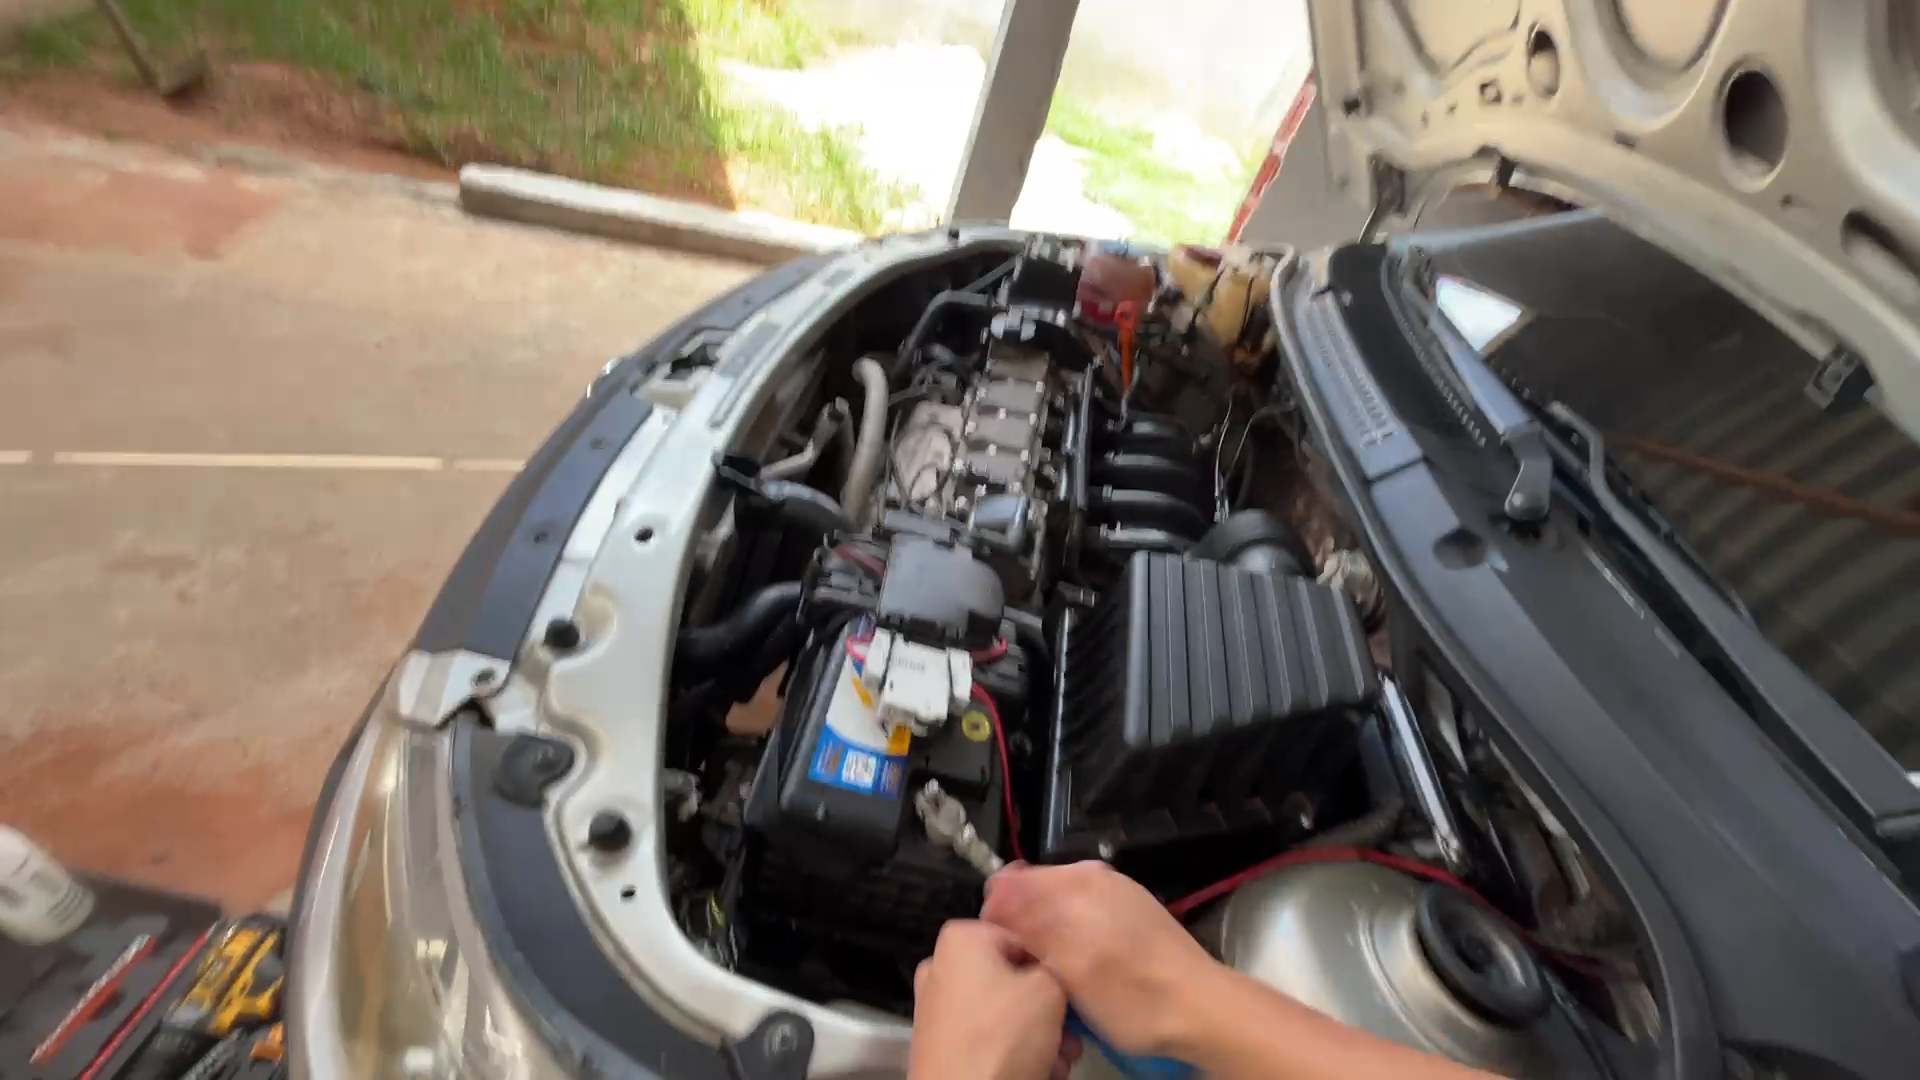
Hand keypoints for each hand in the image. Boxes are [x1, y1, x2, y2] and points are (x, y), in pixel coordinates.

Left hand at [910, 920, 1069, 1079]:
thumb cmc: (1003, 1037)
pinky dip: (1011, 1049)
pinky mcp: (936, 1044)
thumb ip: (1055, 970)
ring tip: (1063, 1060)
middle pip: (1010, 978)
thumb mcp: (1048, 991)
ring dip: (1036, 1034)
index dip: (1050, 967)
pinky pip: (982, 1034)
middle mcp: (941, 964)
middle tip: (1071, 1036)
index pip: (1021, 938)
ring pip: (999, 1010)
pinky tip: (1041, 1071)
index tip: (1069, 995)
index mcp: (961, 937)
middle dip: (1046, 1009)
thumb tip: (1050, 975)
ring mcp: (935, 1006)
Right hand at [981, 861, 1222, 1057]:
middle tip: (1038, 970)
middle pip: (1032, 892)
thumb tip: (995, 891)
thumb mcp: (1070, 969)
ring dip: (1050, 932)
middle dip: (1025, 926)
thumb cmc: (1133, 996)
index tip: (1011, 958)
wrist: (1201, 1008)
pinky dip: (1076, 933)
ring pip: (1057, 903)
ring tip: (1063, 972)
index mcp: (1074, 881)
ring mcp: (1112, 887)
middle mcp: (1090, 875)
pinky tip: (1089, 964)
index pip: (1008, 885)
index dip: (999, 922)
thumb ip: (1029, 921)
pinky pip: (1083, 910)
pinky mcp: (1129, 903)